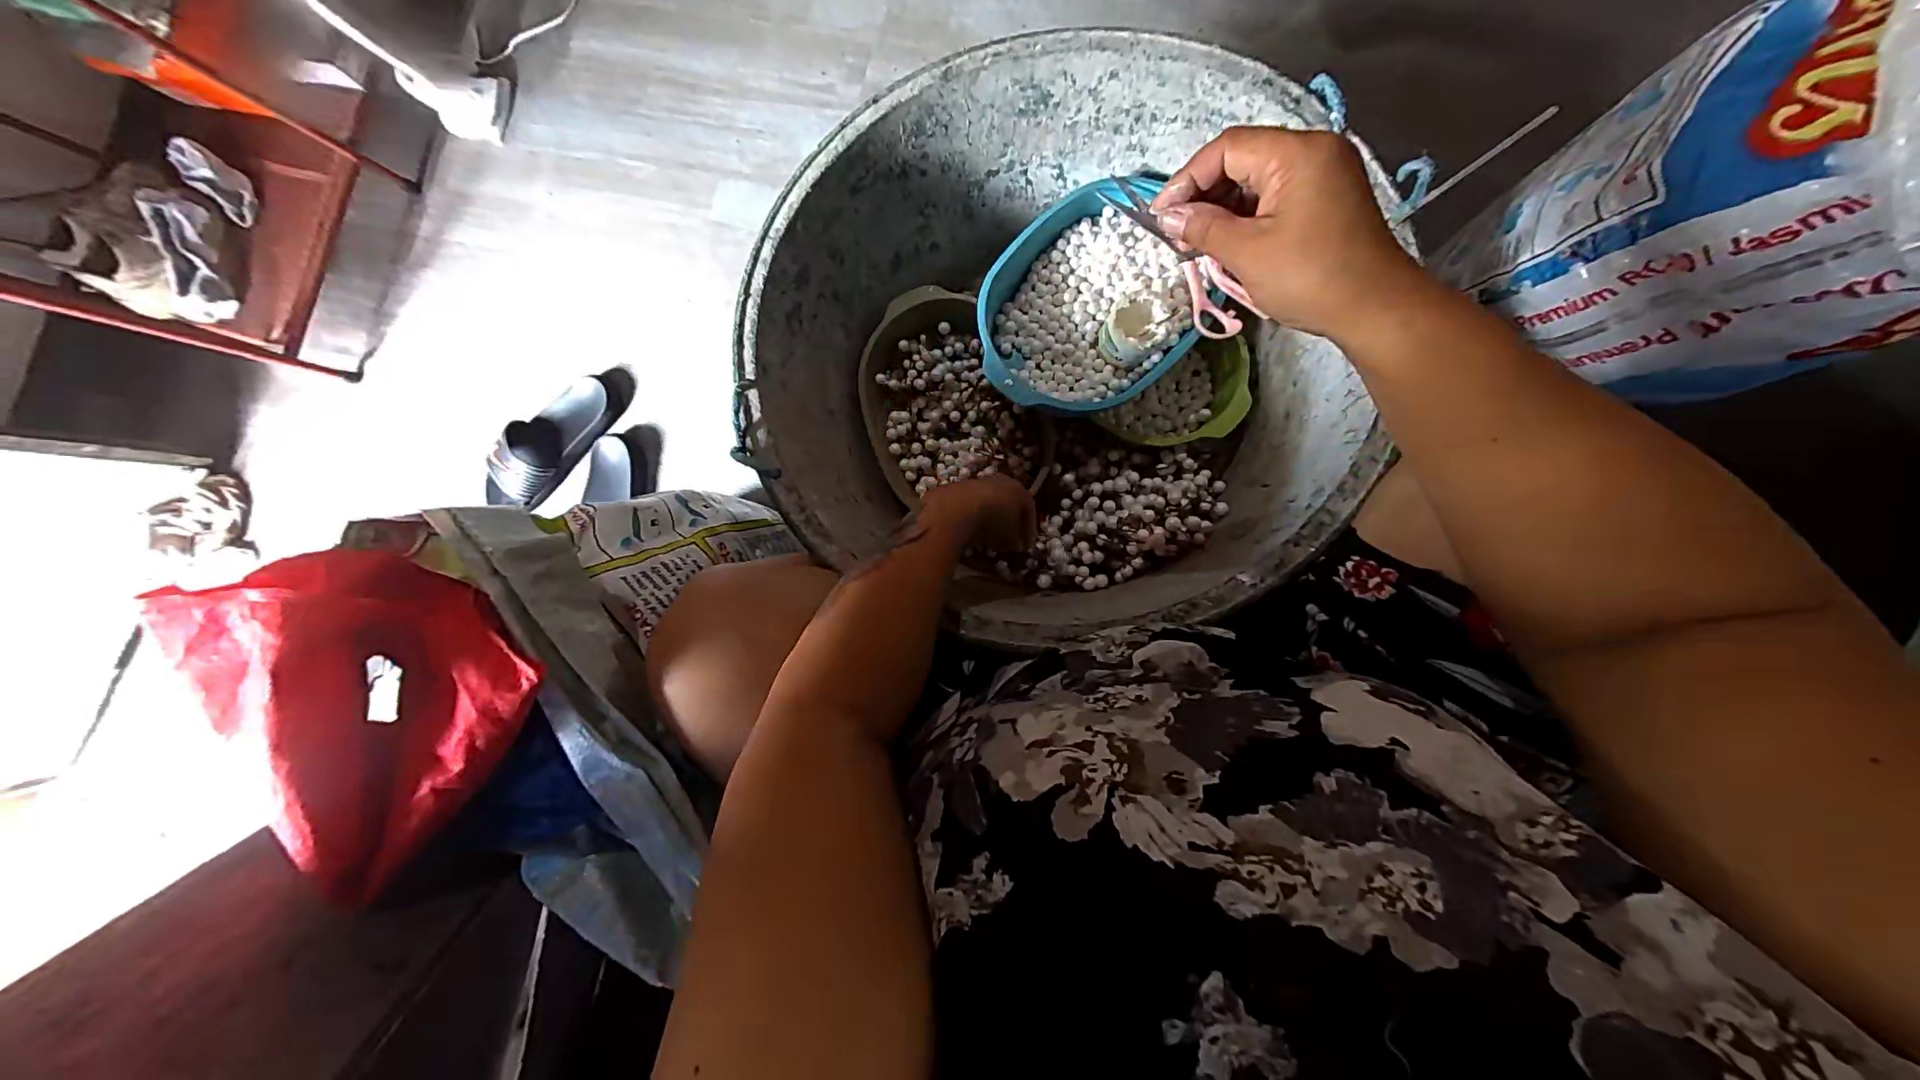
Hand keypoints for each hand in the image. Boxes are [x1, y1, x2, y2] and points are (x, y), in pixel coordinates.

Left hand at [919, 475, 1036, 552]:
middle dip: (1010, 524)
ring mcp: (979, 482)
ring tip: (990, 538)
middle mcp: (1001, 481)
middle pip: (1009, 505)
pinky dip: (976, 517)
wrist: (957, 508)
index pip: (1029, 510)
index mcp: (1019, 490)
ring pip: (991, 503)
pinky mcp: (960, 487)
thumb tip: (1016, 545)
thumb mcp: (1009, 536)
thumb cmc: (993, 521)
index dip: (1029, 530)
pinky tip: (973, 530)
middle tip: (1009, 541)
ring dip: (992, 520)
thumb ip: (1014, 540)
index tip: (1026, 546)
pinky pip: (974, 505)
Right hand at [1152, 127, 1436, 340]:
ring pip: (1257, 180)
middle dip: (1204, 195)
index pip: (1226, 149)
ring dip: (1223, 208)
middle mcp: (1314, 151)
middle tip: (1177, 232)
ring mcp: (1324, 173)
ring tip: (1198, 243)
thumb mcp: (1246, 253)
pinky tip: (1228, 242)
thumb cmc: (1309, 278)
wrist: (1374, 307)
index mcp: (1296, 153)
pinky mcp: (1327, 197)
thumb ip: (1203, 227)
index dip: (1187, 179)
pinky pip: (1276, 195)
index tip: (1161, 214)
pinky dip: (1247, 216)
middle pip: (1242, 159)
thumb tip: (1170, 216)